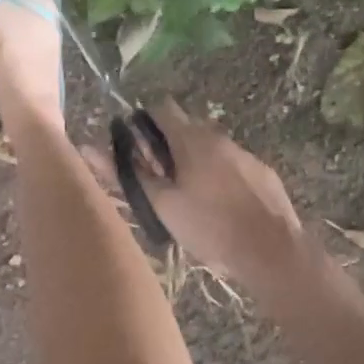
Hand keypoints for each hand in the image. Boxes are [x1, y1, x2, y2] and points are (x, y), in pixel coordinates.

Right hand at [133, 100, 304, 286]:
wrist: (275, 255)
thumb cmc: (210, 226)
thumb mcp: (160, 204)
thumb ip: (124, 174)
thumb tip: (87, 148)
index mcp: (190, 138)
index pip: (160, 108)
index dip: (143, 123)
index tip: (137, 149)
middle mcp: (218, 136)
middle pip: (185, 129)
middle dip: (169, 147)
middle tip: (160, 180)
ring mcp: (245, 155)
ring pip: (211, 149)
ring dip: (196, 163)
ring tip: (191, 198)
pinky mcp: (265, 175)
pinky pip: (234, 167)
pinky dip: (222, 178)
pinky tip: (222, 208)